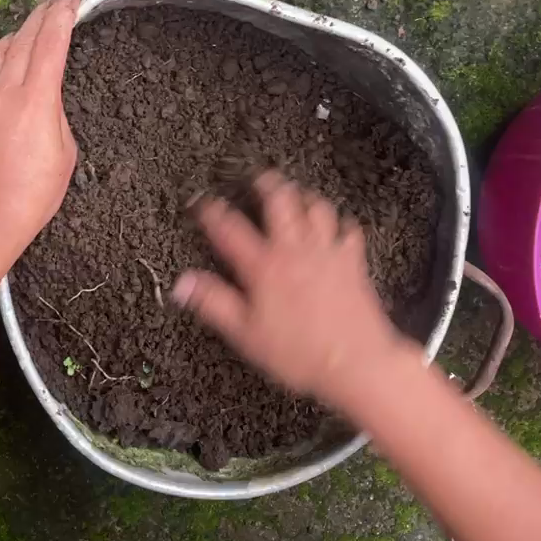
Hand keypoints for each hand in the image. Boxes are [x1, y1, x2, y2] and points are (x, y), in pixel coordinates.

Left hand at [0, 0, 79, 250]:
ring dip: (12, 33)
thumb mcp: (65, 151)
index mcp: (36, 99)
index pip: (51, 44)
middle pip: (23, 41)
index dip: (62, 16)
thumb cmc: (36, 193)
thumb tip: (43, 98)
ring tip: (27, 24)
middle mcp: (4, 91)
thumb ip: (55, 114)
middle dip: (42, 15)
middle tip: (55, 0)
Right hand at [171, 171, 422, 411]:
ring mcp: (327, 254)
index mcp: (264, 267)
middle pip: (281, 202)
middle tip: (259, 177)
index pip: (230, 229)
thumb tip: (183, 284)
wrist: (356, 363)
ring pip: (317, 209)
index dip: (213, 212)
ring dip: (305, 198)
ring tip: (296, 194)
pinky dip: (340, 224)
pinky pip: (349, 231)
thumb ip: (213, 303)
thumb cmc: (299, 352)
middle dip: (267, 184)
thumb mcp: (245, 333)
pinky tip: (336, 227)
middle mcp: (295, 252)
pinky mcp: (352, 264)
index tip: (203, 202)